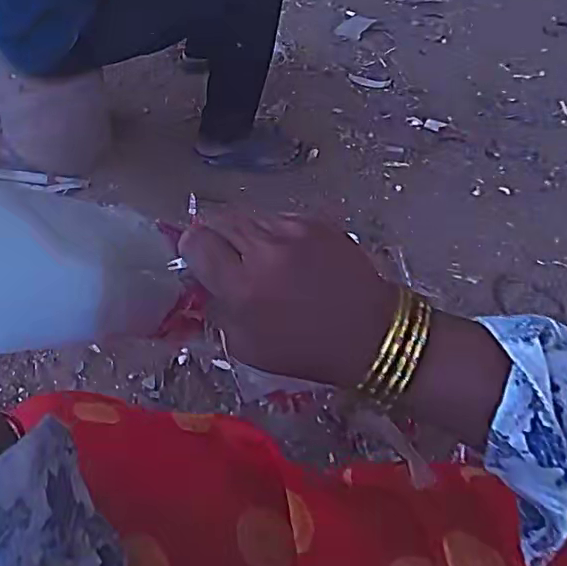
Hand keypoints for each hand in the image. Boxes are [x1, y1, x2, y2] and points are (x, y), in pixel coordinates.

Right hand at [177, 211, 399, 388]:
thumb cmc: (306, 350)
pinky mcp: (313, 221)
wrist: (374, 334)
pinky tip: (284, 253)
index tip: (198, 257)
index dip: (191, 247)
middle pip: (216, 219)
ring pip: (245, 214)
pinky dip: (270, 231)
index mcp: (243, 287)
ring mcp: (291, 230)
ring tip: (255, 254)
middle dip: (212, 234)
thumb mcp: (247, 346)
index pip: (196, 242)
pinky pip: (274, 217)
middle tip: (222, 253)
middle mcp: (264, 250)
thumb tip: (200, 278)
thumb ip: (216, 308)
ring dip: (241, 231)